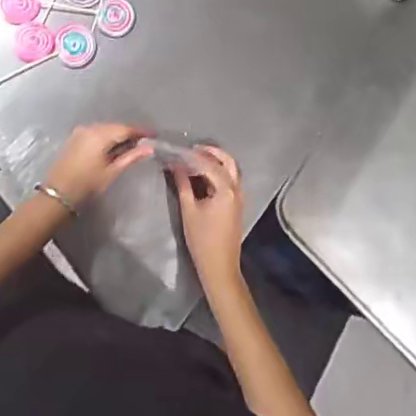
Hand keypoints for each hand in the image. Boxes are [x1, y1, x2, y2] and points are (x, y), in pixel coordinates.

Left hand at [42, 123, 152, 210]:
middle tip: (144, 143)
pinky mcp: (74, 138)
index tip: (154, 135)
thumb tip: (150, 148)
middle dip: (129, 133)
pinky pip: (95, 132)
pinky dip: (105, 137)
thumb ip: (131, 157)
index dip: (141, 132)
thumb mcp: (112, 172)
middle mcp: (89, 128)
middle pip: (115, 127)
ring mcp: (80, 132)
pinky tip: (111, 147)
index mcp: (100, 134)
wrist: (58, 194)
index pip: (125, 128)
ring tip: (130, 146)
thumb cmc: (87, 184)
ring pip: (105, 129)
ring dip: (117, 135)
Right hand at [171, 144, 244, 290]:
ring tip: (196, 159)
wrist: (219, 267)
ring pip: (231, 170)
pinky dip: (219, 172)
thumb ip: (183, 185)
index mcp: (226, 190)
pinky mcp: (236, 204)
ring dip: (217, 161)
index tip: (178, 151)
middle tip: (192, 149)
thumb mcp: (189, 210)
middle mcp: (236, 190)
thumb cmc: (202, 240)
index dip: (193, 156)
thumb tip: (176, 166)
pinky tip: (204, 174)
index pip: (209, 165)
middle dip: (212, 152)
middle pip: (228, 162)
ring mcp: (239, 197)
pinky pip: (230, 180)